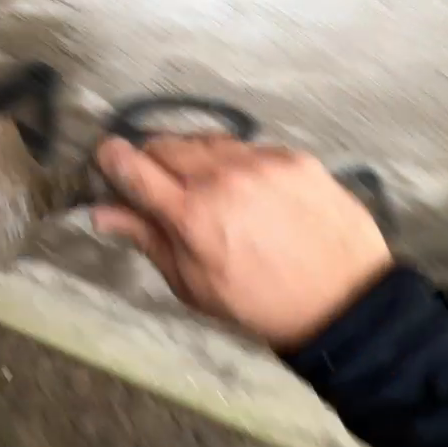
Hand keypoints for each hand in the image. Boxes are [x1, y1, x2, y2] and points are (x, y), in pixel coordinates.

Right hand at [91, 135, 392, 351]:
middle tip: (169, 188)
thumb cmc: (257, 301)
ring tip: (215, 187)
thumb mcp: (190, 282)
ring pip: (203, 140)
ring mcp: (260, 163)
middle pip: (162, 144)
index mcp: (190, 214)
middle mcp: (221, 178)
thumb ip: (144, 237)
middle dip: (155, 162)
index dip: (111, 157)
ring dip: (196, 158)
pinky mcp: (293, 158)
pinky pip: (247, 147)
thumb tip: (98, 212)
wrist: (349, 306)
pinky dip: (239, 163)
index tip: (110, 162)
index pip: (129, 163)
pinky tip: (253, 190)